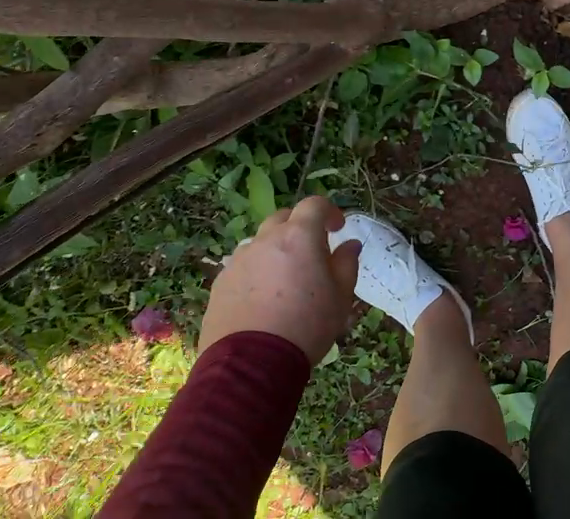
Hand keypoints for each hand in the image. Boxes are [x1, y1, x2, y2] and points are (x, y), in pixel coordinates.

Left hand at [199, 196, 361, 362]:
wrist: (251, 364)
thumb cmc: (306, 325)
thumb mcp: (341, 297)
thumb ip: (347, 263)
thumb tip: (350, 244)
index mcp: (299, 236)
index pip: (314, 205)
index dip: (329, 211)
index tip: (338, 228)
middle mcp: (266, 240)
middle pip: (283, 218)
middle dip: (300, 227)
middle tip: (312, 252)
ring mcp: (239, 260)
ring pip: (260, 243)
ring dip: (276, 250)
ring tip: (285, 280)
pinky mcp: (220, 283)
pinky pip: (243, 267)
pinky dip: (256, 273)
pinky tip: (262, 300)